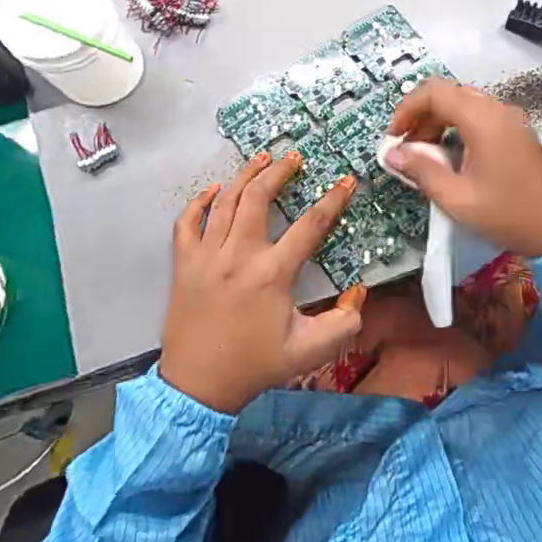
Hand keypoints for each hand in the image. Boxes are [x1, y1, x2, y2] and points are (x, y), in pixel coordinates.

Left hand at [160, 151, 365, 414]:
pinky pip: (187, 222)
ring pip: (225, 201)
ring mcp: (206, 257)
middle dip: (280, 171)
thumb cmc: (256, 366)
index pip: (310, 226)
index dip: (333, 200)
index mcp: (271, 273)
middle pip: (260, 197)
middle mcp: (238, 255)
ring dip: (244, 175)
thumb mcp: (311, 350)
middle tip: (295, 156)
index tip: (346, 181)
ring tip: (261, 157)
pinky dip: (200, 201)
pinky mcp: (184, 265)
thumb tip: (358, 291)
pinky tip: (214, 190)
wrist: (199, 385)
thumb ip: (344, 321)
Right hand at [384, 78, 541, 256]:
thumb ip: (421, 170)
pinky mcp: (515, 131)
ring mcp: (510, 119)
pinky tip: (447, 156)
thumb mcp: (455, 198)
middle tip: (405, 148)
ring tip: (423, 155)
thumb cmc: (505, 215)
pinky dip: (456, 127)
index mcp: (484, 121)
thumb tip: (392, 154)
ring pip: (463, 104)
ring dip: (437, 122)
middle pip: (448, 94)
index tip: (394, 137)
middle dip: (420, 116)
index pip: (435, 92)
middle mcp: (499, 111)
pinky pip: (478, 116)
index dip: (407, 109)